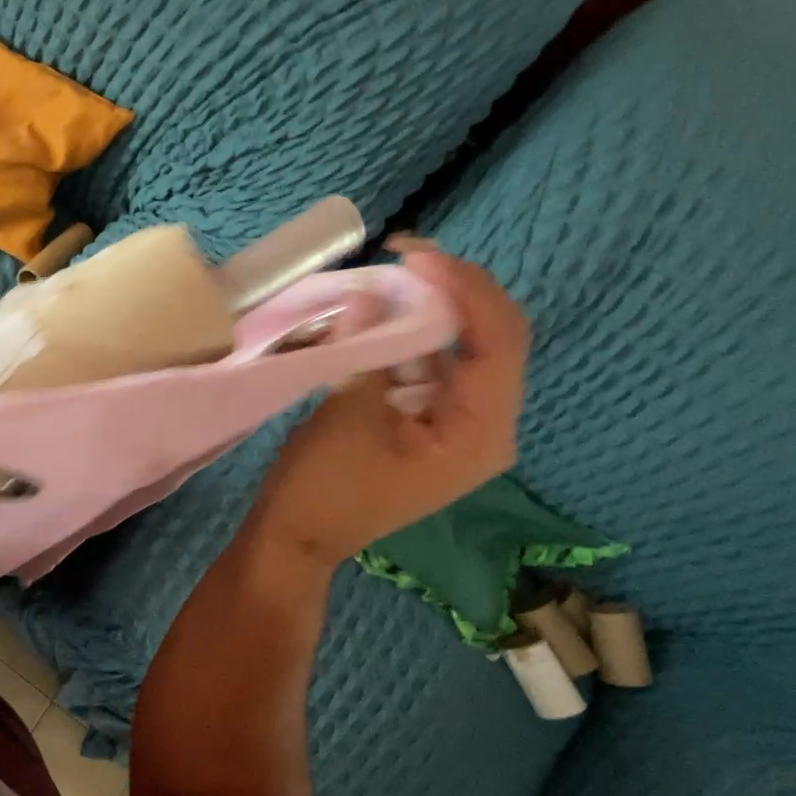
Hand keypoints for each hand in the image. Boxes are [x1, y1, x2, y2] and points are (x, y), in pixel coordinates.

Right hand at [247, 240, 528, 565]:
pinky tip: (375, 319)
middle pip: (491, 340)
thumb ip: (366, 351)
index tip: (415, 256)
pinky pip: (429, 372)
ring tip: (387, 279)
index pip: (498, 342)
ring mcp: (457, 428)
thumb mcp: (345, 416)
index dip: (464, 290)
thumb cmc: (323, 489)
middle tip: (405, 255)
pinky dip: (406, 342)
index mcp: (482, 432)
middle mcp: (486, 427)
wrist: (296, 540)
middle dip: (452, 293)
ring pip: (459, 352)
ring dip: (427, 314)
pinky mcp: (426, 428)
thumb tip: (368, 293)